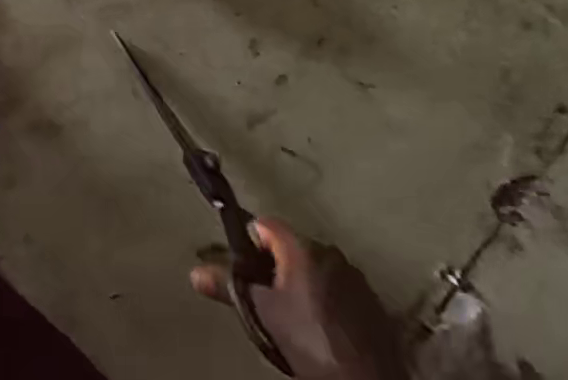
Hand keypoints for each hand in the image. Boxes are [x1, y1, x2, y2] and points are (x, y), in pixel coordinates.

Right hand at [190, 218, 405, 379]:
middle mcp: (329, 252)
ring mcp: (355, 277)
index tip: (246, 272)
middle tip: (266, 298)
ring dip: (300, 282)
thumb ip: (228, 287)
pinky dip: (325, 298)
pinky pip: (338, 287)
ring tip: (294, 317)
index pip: (265, 224)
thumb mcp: (263, 314)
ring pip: (314, 267)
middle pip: (290, 246)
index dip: (249, 244)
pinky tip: (322, 328)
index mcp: (302, 248)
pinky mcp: (373, 303)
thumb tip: (195, 273)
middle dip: (274, 266)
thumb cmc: (309, 342)